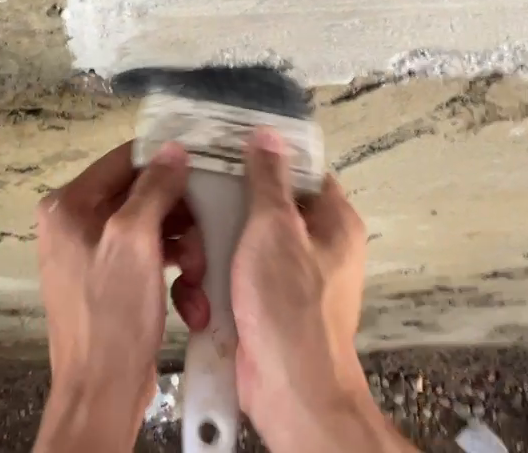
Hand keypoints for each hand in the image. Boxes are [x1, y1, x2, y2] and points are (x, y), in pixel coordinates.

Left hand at [32, 141, 204, 451]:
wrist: (102, 392)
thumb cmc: (112, 316)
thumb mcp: (134, 241)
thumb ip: (153, 189)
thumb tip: (172, 149)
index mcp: (67, 204)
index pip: (122, 161)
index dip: (162, 162)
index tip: (200, 168)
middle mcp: (73, 221)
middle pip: (138, 194)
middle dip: (176, 215)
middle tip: (202, 237)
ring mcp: (90, 251)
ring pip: (148, 225)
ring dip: (179, 245)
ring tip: (196, 271)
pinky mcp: (108, 278)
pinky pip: (145, 254)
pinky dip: (169, 267)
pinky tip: (190, 291)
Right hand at [232, 130, 414, 452]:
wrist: (289, 394)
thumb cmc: (292, 311)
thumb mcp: (275, 230)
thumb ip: (267, 180)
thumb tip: (268, 134)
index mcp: (331, 221)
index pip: (297, 170)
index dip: (261, 159)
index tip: (222, 153)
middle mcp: (311, 245)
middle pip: (254, 205)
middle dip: (218, 219)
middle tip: (201, 230)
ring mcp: (283, 276)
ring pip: (232, 241)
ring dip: (206, 256)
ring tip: (196, 273)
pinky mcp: (258, 303)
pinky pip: (226, 274)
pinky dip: (208, 285)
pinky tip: (200, 301)